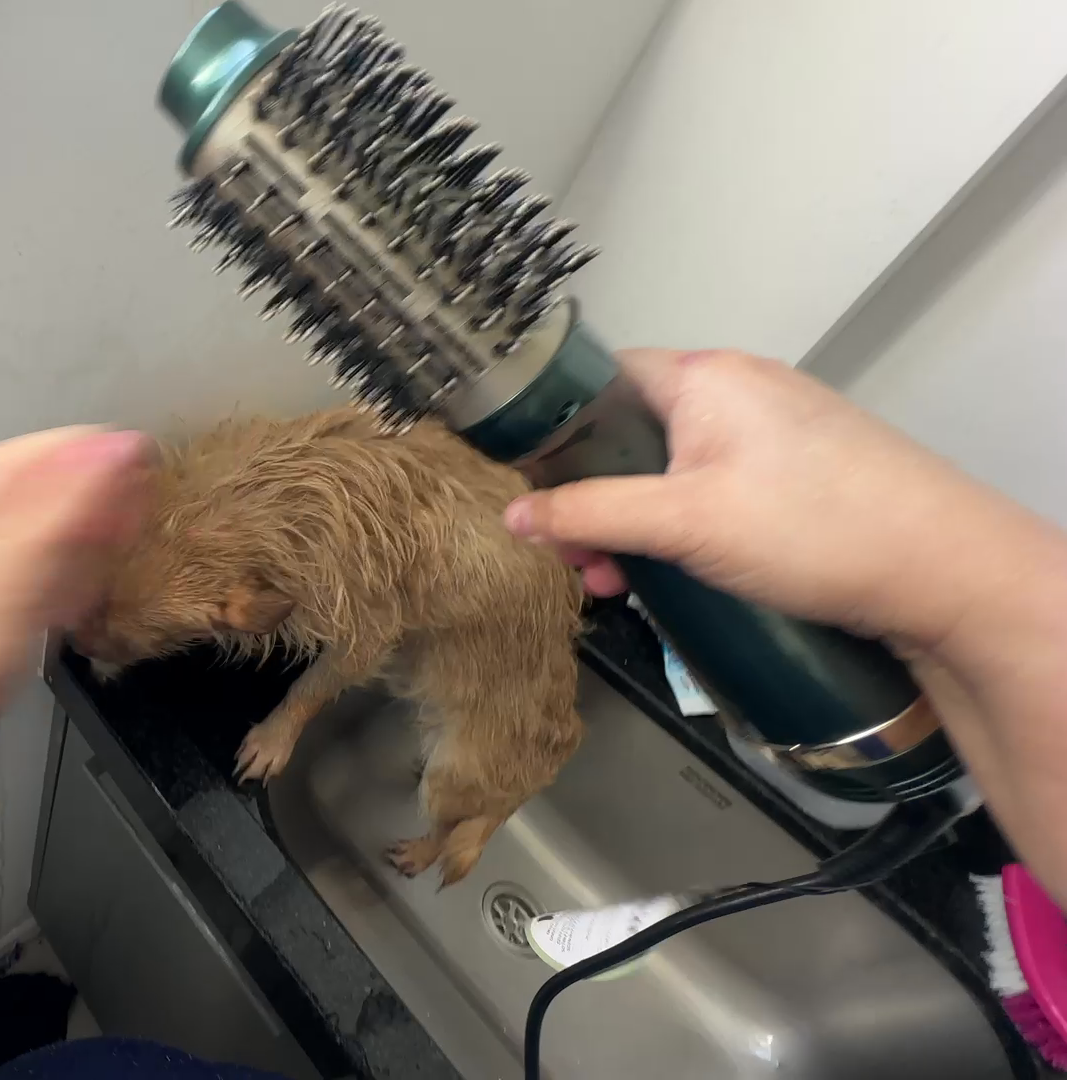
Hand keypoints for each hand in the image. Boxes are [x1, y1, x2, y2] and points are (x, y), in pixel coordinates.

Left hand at [0, 427, 152, 725]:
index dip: (108, 471)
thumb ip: (73, 499)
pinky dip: (61, 584)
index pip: (60, 446)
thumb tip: (124, 444)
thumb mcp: (21, 562)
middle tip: (110, 557)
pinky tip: (58, 611)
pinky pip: (46, 561)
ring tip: (68, 600)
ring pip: (59, 529)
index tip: (135, 509)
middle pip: (61, 484)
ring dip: (79, 562)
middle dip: (92, 525)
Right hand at [501, 349, 1021, 649]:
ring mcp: (762, 434)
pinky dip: (663, 527)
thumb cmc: (814, 528)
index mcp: (705, 378)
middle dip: (583, 496)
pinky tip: (652, 573)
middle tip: (567, 548)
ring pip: (656, 470)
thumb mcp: (678, 522)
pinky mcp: (783, 473)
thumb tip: (510, 518)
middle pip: (622, 434)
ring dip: (619, 522)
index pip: (599, 376)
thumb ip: (585, 515)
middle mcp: (732, 393)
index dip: (552, 423)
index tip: (526, 476)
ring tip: (608, 576)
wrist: (958, 581)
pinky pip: (695, 490)